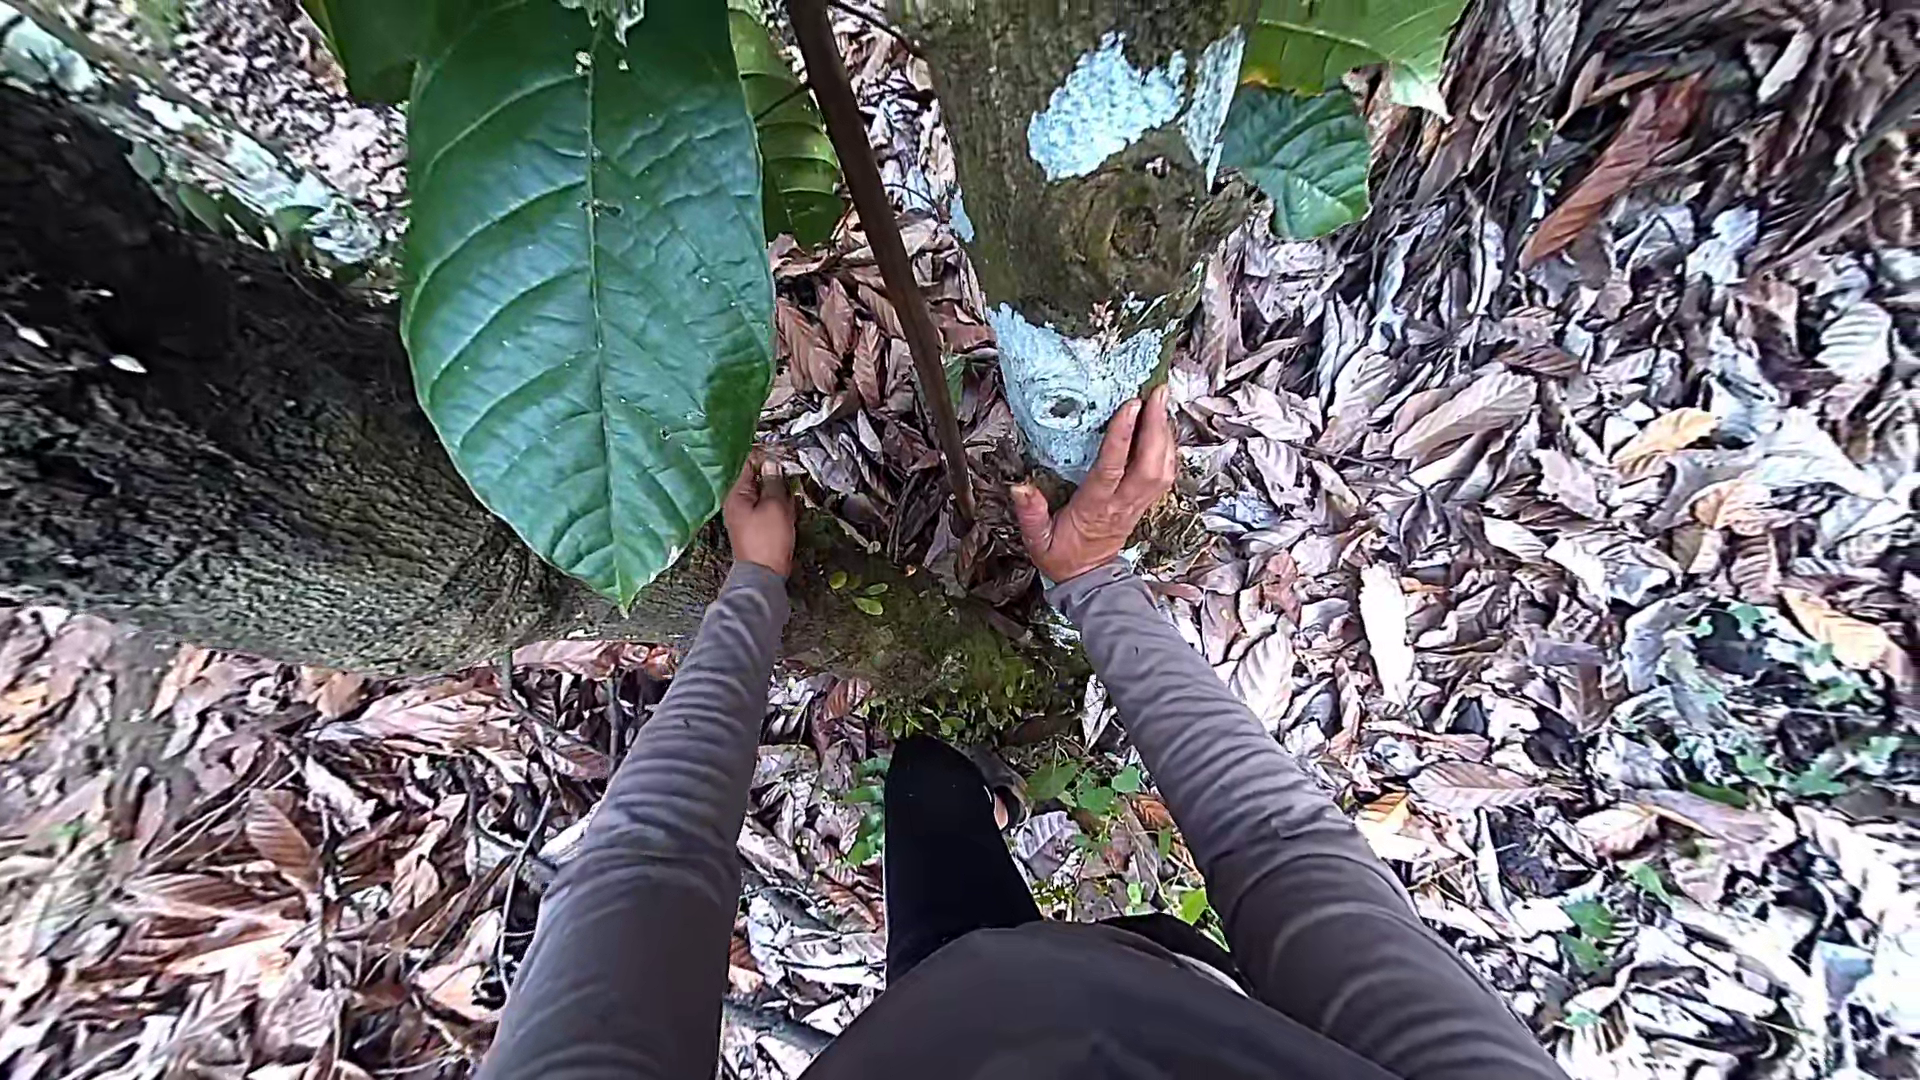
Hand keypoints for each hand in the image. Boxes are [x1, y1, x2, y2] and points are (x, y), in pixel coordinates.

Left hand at [723, 450, 795, 576]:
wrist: (764, 573)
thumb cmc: (768, 539)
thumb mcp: (775, 506)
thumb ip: (773, 482)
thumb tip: (772, 464)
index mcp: (736, 493)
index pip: (747, 462)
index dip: (765, 456)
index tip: (783, 457)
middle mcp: (736, 501)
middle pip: (756, 477)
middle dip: (775, 478)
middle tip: (789, 485)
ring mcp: (745, 513)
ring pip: (764, 493)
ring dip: (779, 495)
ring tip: (789, 505)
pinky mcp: (754, 524)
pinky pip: (767, 507)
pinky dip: (778, 507)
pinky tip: (788, 514)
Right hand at [1010, 382, 1176, 584]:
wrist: (1087, 579)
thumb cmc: (1062, 556)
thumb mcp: (1036, 540)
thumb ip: (1029, 514)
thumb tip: (1019, 486)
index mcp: (1095, 509)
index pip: (1112, 469)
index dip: (1122, 437)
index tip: (1129, 407)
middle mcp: (1122, 504)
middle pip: (1150, 464)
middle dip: (1156, 426)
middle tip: (1156, 392)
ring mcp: (1137, 504)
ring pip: (1164, 468)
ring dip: (1166, 433)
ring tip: (1161, 401)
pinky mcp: (1144, 503)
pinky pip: (1165, 474)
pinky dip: (1168, 448)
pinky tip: (1163, 428)